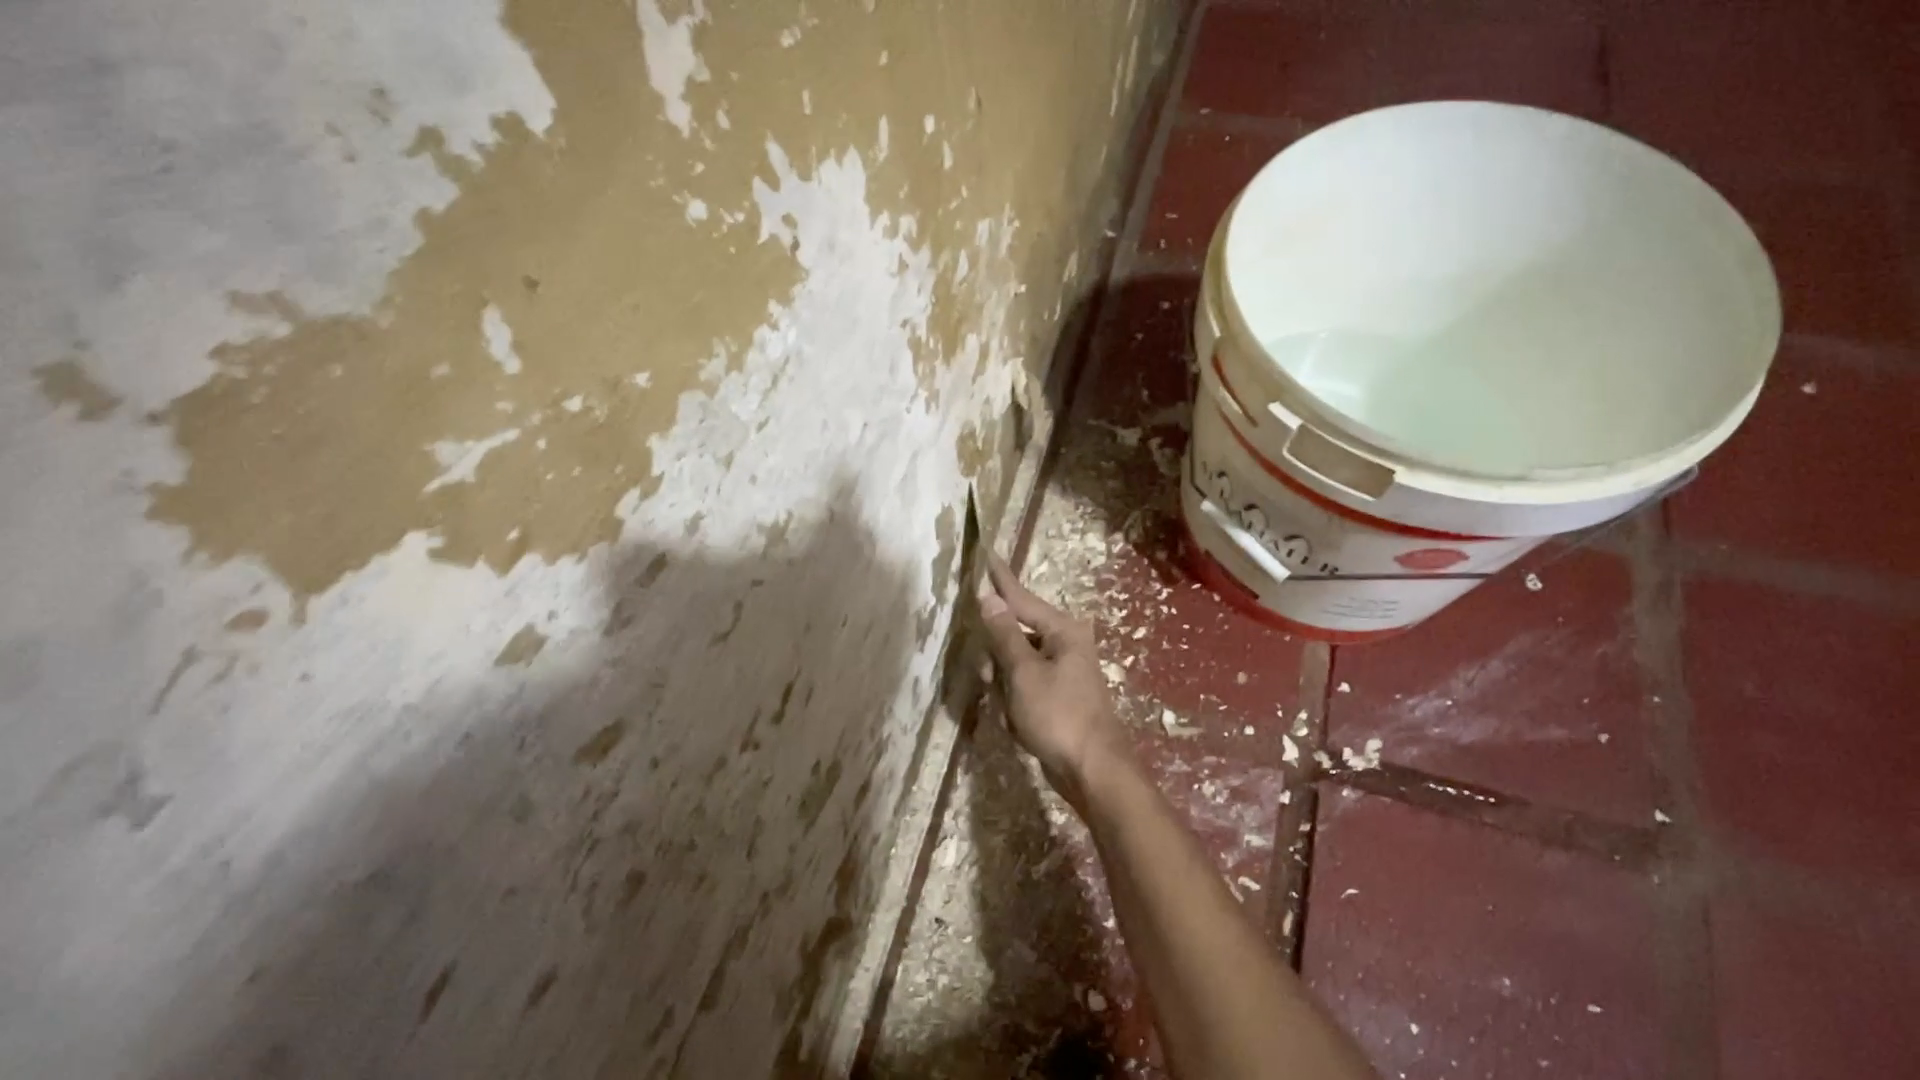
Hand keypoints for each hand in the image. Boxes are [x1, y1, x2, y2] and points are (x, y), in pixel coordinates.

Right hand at [976, 555, 1130, 810]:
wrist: (1092, 770)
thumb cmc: (1059, 716)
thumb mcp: (1024, 673)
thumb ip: (1004, 635)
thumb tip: (989, 598)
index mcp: (1062, 631)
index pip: (1021, 598)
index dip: (1000, 579)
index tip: (986, 552)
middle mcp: (1064, 645)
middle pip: (1014, 633)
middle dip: (996, 655)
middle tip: (991, 679)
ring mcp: (1061, 672)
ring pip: (1015, 664)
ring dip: (1004, 684)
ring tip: (1008, 708)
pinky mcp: (1056, 698)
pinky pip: (1023, 688)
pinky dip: (1014, 701)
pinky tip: (1016, 722)